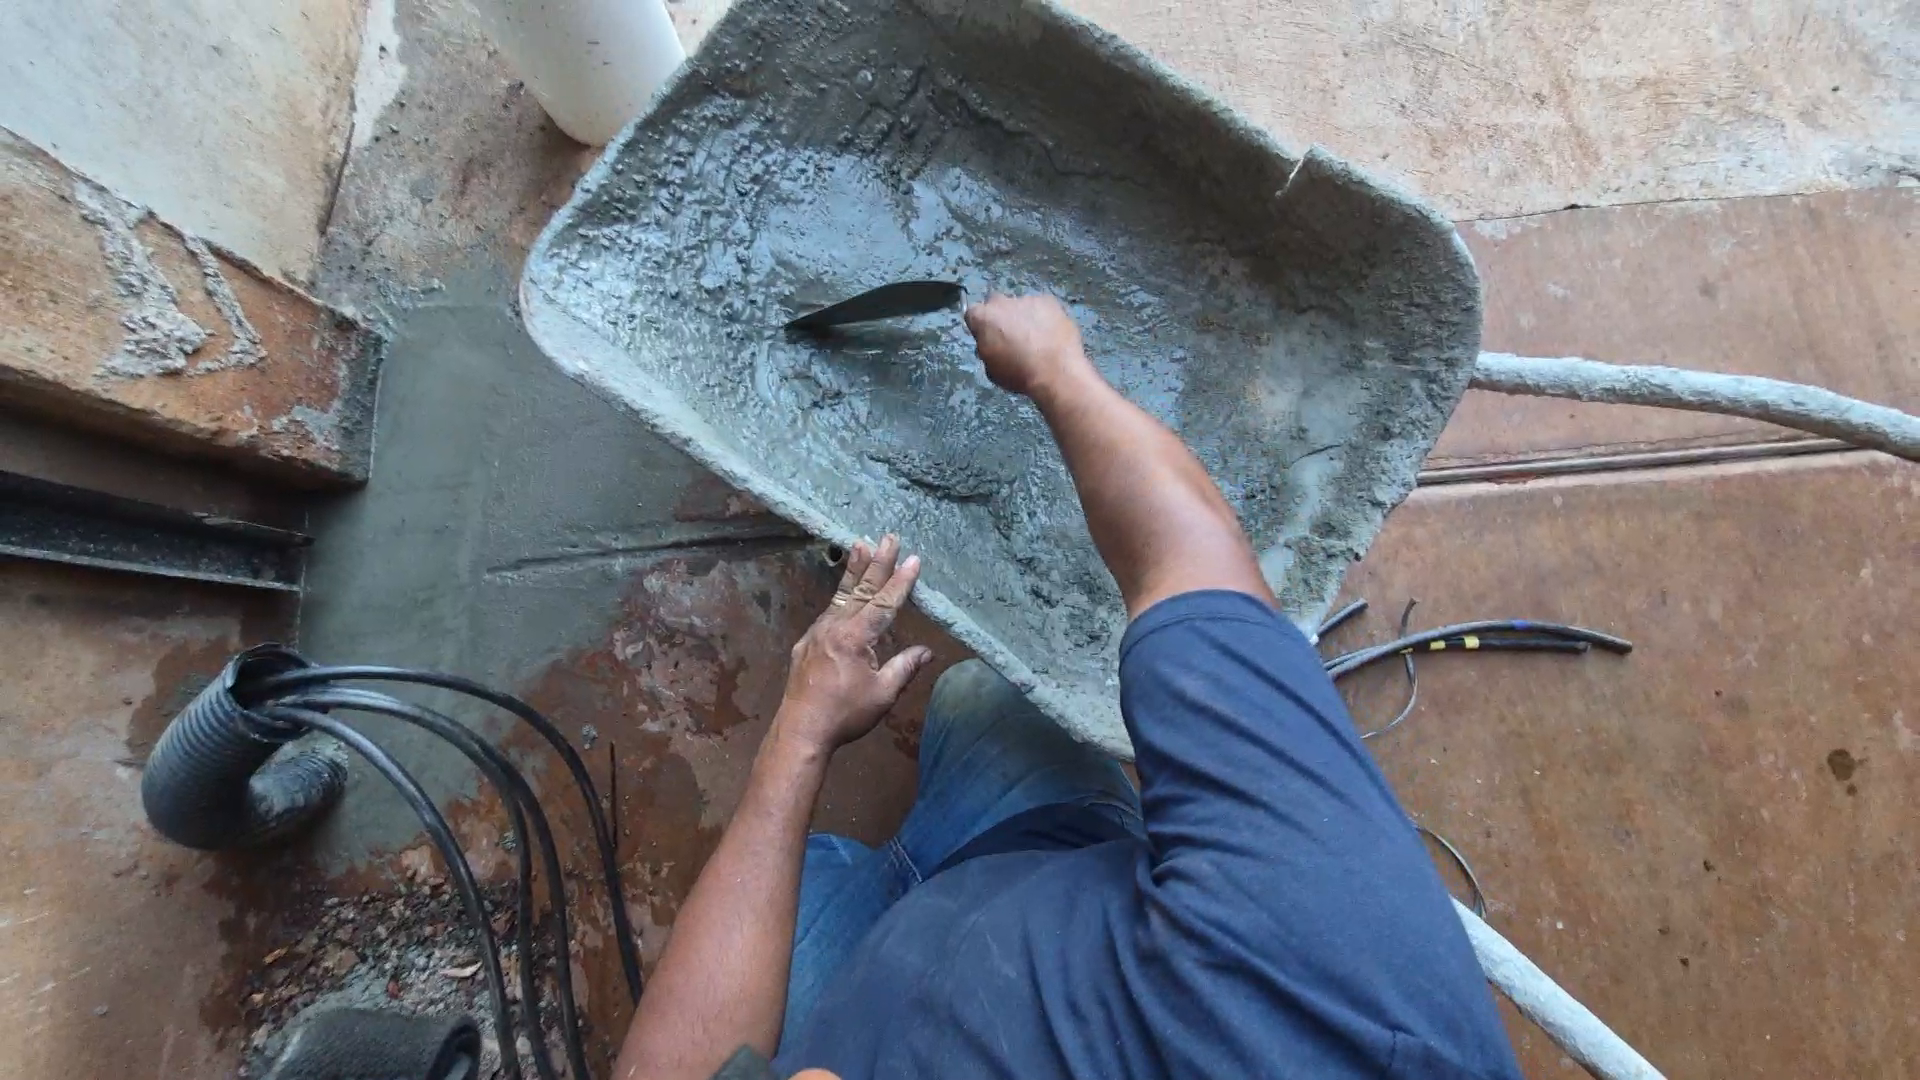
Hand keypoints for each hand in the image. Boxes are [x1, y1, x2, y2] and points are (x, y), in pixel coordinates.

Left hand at [773, 535, 934, 755]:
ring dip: (854, 571)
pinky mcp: (806, 643)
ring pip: (840, 596)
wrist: (801, 730)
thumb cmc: (845, 714)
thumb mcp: (882, 694)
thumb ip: (904, 668)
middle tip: (888, 537)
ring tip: (860, 545)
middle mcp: (835, 627)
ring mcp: (817, 633)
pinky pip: (827, 613)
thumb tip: (926, 652)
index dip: (901, 581)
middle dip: (877, 562)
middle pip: (861, 589)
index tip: (914, 559)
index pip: (885, 603)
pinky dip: (840, 597)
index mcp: (856, 637)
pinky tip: (844, 594)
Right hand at [963, 293, 1093, 397]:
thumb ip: (987, 350)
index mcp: (983, 318)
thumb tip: (992, 344)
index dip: (980, 327)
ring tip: (1037, 339)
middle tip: (1011, 337)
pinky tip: (1051, 335)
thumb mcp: (992, 370)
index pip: (972, 315)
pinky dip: (1043, 318)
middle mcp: (1002, 302)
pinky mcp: (1049, 300)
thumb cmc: (1018, 374)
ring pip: (1020, 306)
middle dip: (1000, 317)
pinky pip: (1041, 307)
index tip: (988, 339)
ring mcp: (1026, 299)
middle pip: (995, 304)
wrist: (1056, 370)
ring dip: (1023, 318)